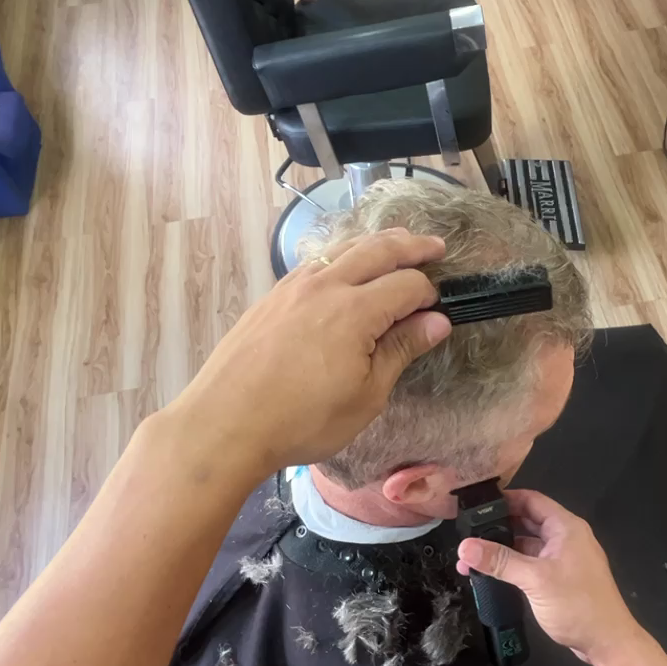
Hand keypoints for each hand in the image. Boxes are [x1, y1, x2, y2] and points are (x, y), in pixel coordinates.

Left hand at [172, 230, 452, 474]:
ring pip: (342, 248)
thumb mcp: (366, 396)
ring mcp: (294, 287)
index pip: (407, 285)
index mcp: (355, 312)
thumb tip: (436, 322)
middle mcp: (325, 286)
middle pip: (377, 250)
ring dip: (375, 242)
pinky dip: (341, 254)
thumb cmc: (303, 420)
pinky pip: (315, 261)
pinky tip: (344, 266)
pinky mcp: (272, 297)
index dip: (430, 294)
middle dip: (411, 245)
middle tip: (437, 245)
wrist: (226, 424)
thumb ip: (400, 351)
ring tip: (397, 243)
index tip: (440, 311)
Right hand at [456, 489, 646, 665]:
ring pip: (526, 545)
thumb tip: (464, 546)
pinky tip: (489, 573)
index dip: (504, 498)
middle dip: (497, 526)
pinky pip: (530, 564)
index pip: (531, 500)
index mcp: (566, 527)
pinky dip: (511, 566)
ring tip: (470, 557)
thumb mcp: (535, 579)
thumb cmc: (578, 604)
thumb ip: (499, 561)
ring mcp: (562, 559)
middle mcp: (565, 538)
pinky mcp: (558, 579)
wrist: (607, 642)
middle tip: (466, 531)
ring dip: (501, 550)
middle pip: (527, 521)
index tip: (475, 503)